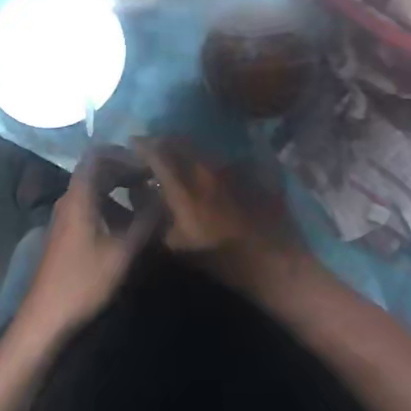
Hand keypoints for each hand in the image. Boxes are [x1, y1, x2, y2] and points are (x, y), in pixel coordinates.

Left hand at [13, 151, 156, 342]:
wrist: (47, 312)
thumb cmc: (84, 280)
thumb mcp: (122, 252)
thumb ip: (145, 222)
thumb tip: (165, 198)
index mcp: (78, 195)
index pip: (97, 156)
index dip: (124, 156)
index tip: (149, 166)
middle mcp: (69, 198)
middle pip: (95, 169)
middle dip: (123, 169)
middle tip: (151, 180)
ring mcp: (66, 214)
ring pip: (92, 188)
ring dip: (117, 187)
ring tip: (145, 199)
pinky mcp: (67, 230)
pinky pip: (89, 204)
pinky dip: (110, 204)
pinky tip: (127, 222)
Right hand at [137, 137, 307, 287]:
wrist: (278, 269)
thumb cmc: (222, 261)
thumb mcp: (176, 245)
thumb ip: (153, 214)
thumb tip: (138, 192)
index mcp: (184, 186)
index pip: (156, 151)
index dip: (141, 144)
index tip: (132, 144)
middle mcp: (206, 170)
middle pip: (179, 142)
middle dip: (162, 141)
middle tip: (153, 149)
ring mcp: (232, 170)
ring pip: (201, 150)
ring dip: (187, 152)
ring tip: (181, 161)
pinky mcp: (253, 175)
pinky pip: (225, 162)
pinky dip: (212, 165)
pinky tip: (213, 177)